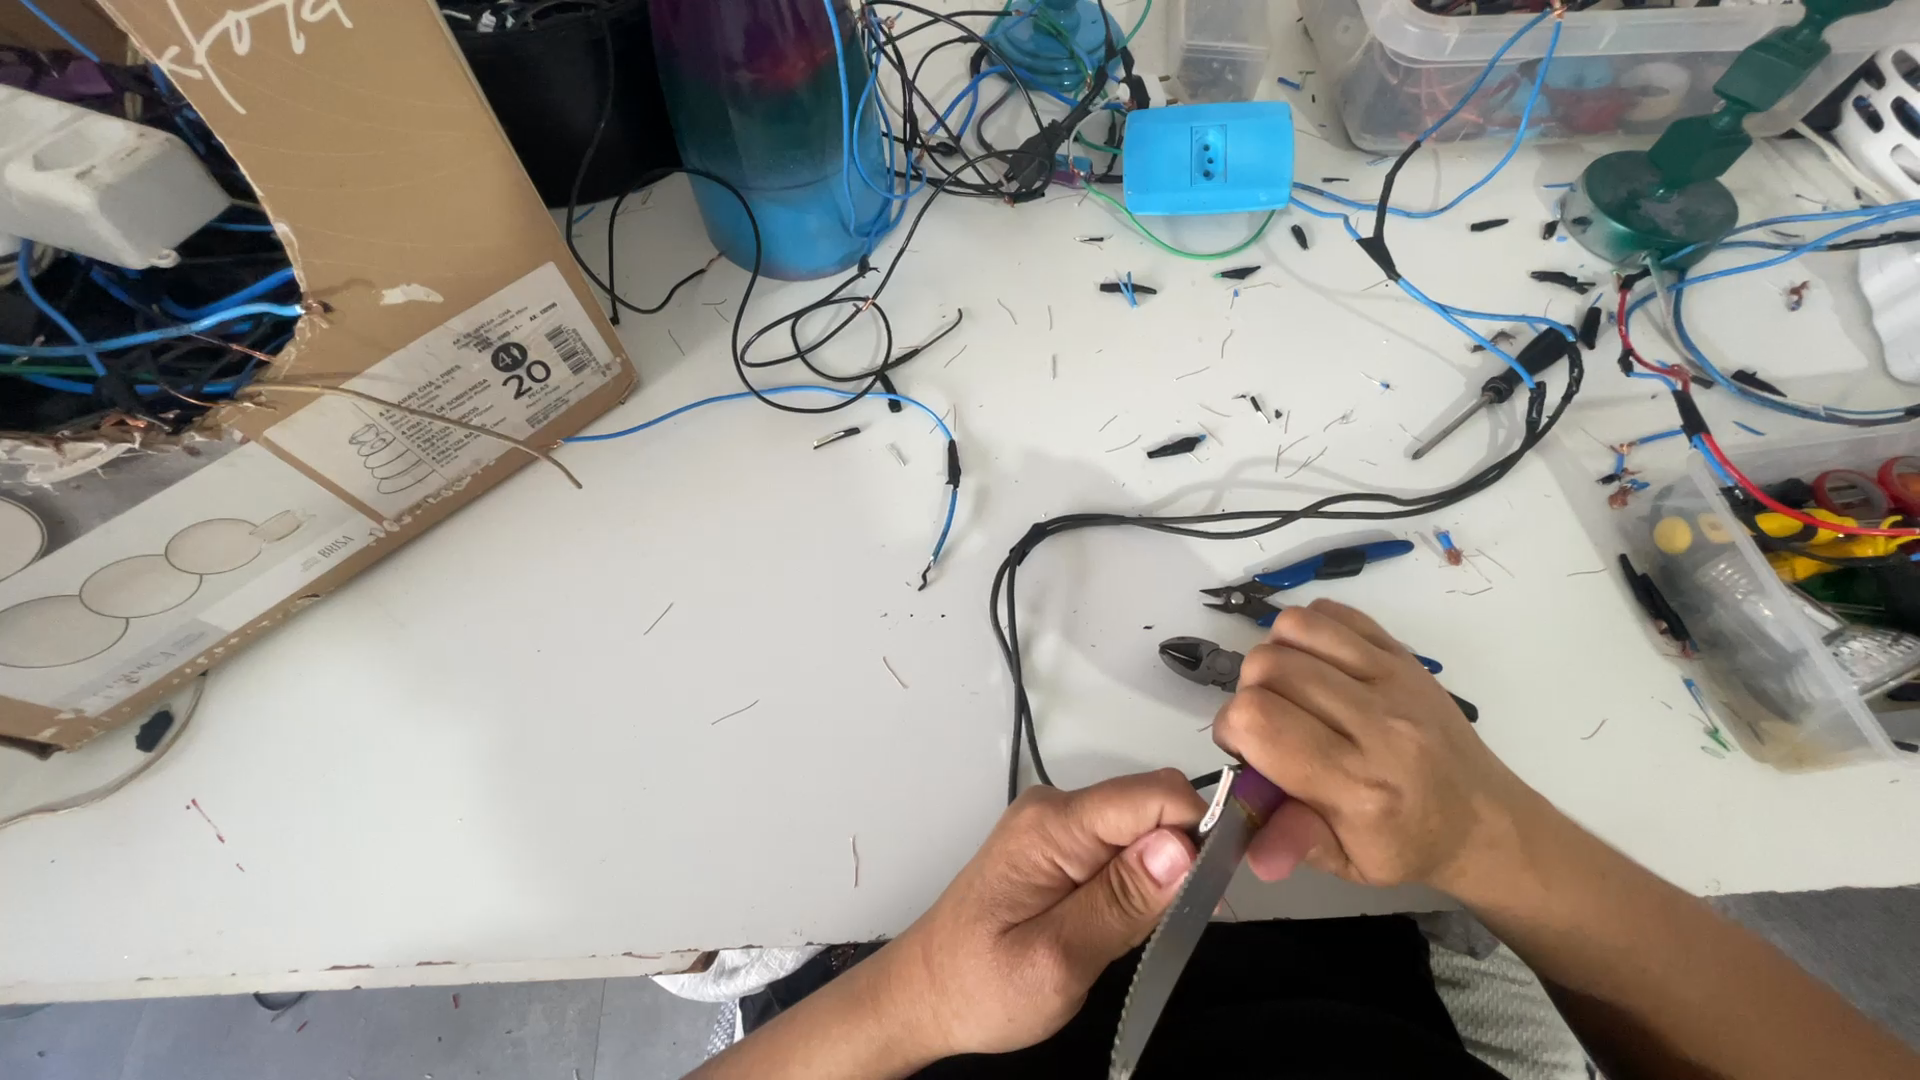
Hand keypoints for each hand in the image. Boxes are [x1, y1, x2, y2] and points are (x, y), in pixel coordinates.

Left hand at [871, 770, 1206, 1060]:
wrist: (925, 994)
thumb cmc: (982, 985)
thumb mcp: (1058, 958)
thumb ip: (1122, 902)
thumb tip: (1183, 845)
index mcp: (1053, 824)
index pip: (1152, 795)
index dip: (1197, 830)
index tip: (1215, 888)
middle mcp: (1054, 809)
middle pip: (1149, 807)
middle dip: (1181, 857)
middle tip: (1173, 927)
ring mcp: (1053, 826)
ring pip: (1137, 829)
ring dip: (1157, 875)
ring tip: (1139, 935)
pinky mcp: (1054, 848)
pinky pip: (1116, 847)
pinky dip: (1134, 882)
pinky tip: (1119, 923)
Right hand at [1212, 599, 1538, 895]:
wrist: (1485, 820)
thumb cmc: (1405, 843)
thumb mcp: (1349, 864)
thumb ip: (1294, 845)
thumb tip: (1251, 853)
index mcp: (1358, 783)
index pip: (1260, 720)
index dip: (1231, 727)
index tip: (1242, 748)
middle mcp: (1377, 724)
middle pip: (1268, 667)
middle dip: (1247, 692)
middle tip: (1266, 722)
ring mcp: (1394, 679)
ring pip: (1295, 629)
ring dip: (1274, 655)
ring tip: (1288, 690)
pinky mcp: (1404, 655)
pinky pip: (1331, 612)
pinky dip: (1306, 631)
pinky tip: (1313, 666)